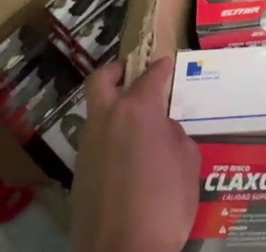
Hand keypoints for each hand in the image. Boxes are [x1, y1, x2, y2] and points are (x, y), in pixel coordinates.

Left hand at [71, 55, 199, 251]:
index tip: (168, 63)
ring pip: (95, 114)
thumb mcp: (188, 161)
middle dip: (117, 71)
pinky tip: (127, 161)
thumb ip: (174, 135)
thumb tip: (162, 132)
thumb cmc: (165, 202)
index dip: (162, 67)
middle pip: (102, 80)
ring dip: (111, 110)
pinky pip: (94, 145)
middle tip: (131, 73)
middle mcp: (106, 121)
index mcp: (137, 110)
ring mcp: (87, 148)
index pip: (151, 75)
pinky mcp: (78, 176)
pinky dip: (108, 142)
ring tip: (135, 125)